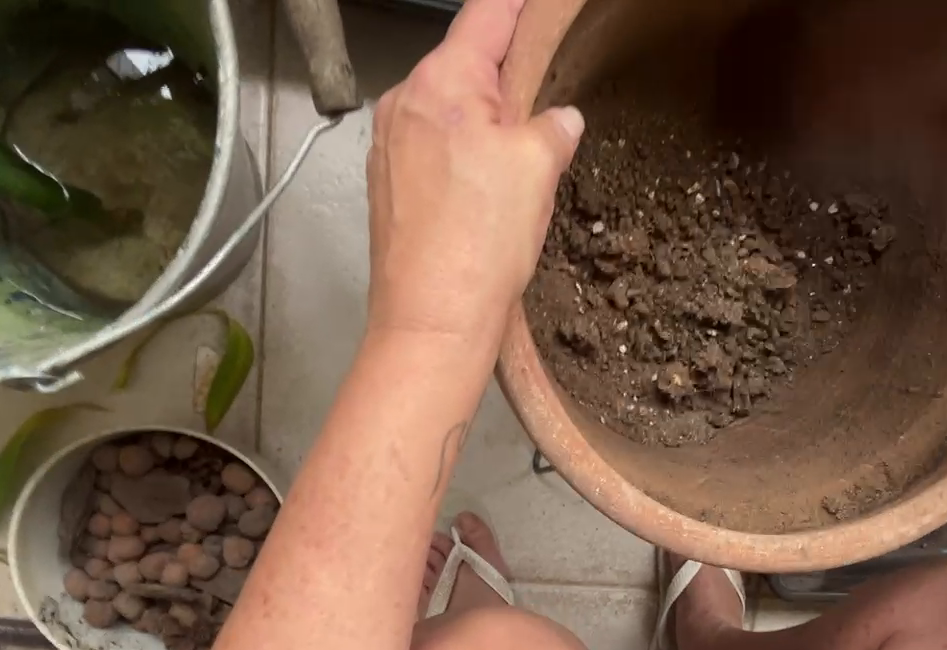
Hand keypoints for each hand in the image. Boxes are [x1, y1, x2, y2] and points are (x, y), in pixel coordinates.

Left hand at [366, 0, 583, 351]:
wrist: (433, 321)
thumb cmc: (481, 244)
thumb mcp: (537, 171)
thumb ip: (552, 130)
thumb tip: (561, 120)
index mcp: (441, 82)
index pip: (486, 15)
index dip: (520, 8)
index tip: (538, 8)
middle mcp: (403, 104)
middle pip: (461, 68)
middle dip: (501, 82)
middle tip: (538, 109)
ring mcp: (387, 149)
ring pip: (444, 116)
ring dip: (478, 127)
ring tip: (510, 170)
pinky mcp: (385, 190)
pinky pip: (428, 154)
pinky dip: (457, 160)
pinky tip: (478, 198)